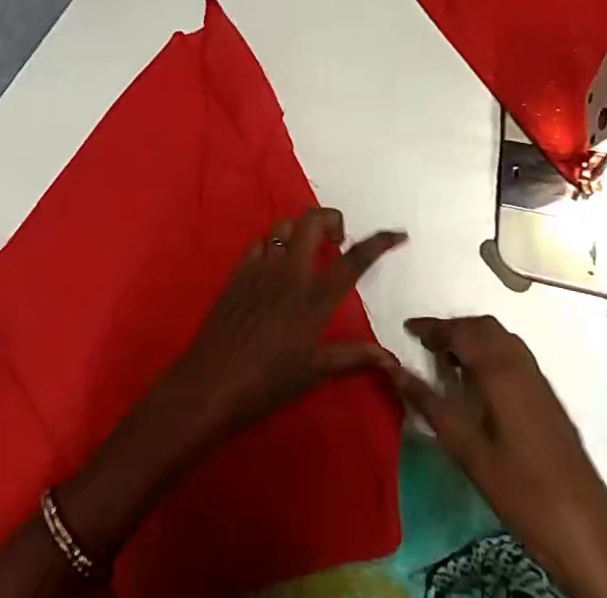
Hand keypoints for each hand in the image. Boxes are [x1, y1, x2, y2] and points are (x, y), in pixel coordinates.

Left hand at [164, 207, 405, 437]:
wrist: (208, 386)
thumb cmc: (267, 383)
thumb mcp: (315, 371)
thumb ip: (355, 358)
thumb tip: (393, 361)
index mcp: (314, 296)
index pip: (355, 259)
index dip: (380, 242)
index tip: (398, 234)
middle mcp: (290, 273)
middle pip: (314, 221)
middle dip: (333, 220)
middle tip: (338, 244)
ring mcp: (260, 269)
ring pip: (285, 226)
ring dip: (302, 231)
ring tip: (308, 254)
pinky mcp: (237, 274)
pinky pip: (260, 243)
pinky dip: (274, 245)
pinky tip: (275, 267)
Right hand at [387, 316, 606, 597]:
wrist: (582, 523)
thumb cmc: (519, 489)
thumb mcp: (466, 449)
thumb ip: (430, 405)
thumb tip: (395, 371)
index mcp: (500, 371)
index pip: (461, 332)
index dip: (432, 327)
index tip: (407, 329)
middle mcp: (521, 363)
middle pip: (483, 327)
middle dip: (452, 329)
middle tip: (424, 345)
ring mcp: (537, 377)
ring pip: (500, 338)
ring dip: (472, 338)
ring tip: (445, 360)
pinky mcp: (546, 393)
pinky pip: (512, 353)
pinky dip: (489, 351)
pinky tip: (476, 380)